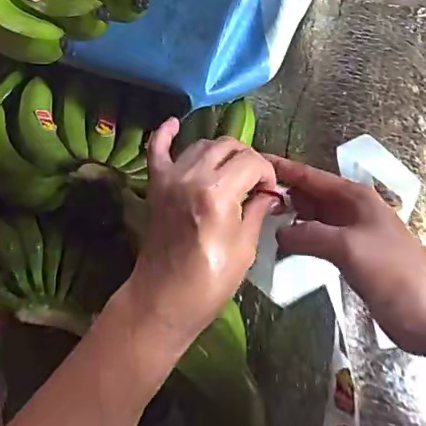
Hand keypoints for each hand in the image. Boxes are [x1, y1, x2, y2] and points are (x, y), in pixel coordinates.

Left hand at [115, 119, 280, 348]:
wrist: (161, 301)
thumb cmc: (209, 282)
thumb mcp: (245, 247)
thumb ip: (256, 210)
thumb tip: (268, 194)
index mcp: (217, 193)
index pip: (252, 162)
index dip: (266, 174)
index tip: (269, 192)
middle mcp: (192, 177)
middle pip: (229, 146)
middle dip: (248, 159)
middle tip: (254, 183)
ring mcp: (171, 179)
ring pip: (202, 144)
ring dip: (221, 152)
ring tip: (231, 172)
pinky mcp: (156, 185)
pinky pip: (157, 150)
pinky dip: (165, 134)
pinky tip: (175, 124)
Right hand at [271, 157, 425, 354]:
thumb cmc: (395, 273)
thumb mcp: (348, 248)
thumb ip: (310, 236)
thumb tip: (278, 234)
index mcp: (354, 197)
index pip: (310, 175)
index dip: (283, 167)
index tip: (253, 160)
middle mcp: (351, 209)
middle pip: (309, 194)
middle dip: (281, 191)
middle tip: (245, 195)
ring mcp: (352, 233)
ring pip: (313, 217)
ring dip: (289, 216)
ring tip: (255, 218)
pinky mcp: (352, 257)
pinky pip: (318, 239)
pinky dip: (300, 238)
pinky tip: (282, 246)